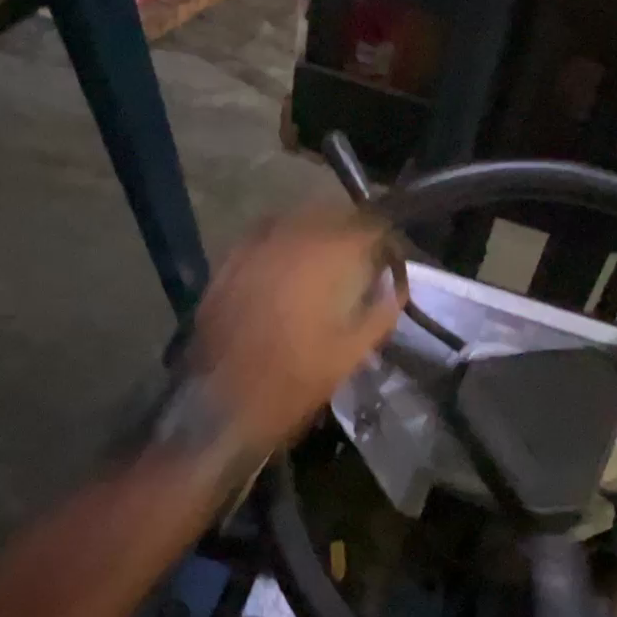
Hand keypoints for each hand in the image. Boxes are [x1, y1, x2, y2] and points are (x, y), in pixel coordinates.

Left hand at [192, 207, 404, 456]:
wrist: (220, 402)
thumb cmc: (294, 381)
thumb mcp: (352, 353)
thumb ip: (381, 312)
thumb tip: (396, 286)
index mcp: (327, 257)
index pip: (370, 225)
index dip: (386, 239)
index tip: (392, 259)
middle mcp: (290, 238)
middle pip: (332, 214)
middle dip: (353, 231)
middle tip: (364, 258)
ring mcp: (254, 246)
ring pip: (297, 219)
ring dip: (318, 233)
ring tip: (329, 261)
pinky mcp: (229, 260)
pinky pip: (266, 235)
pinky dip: (285, 243)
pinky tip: (290, 267)